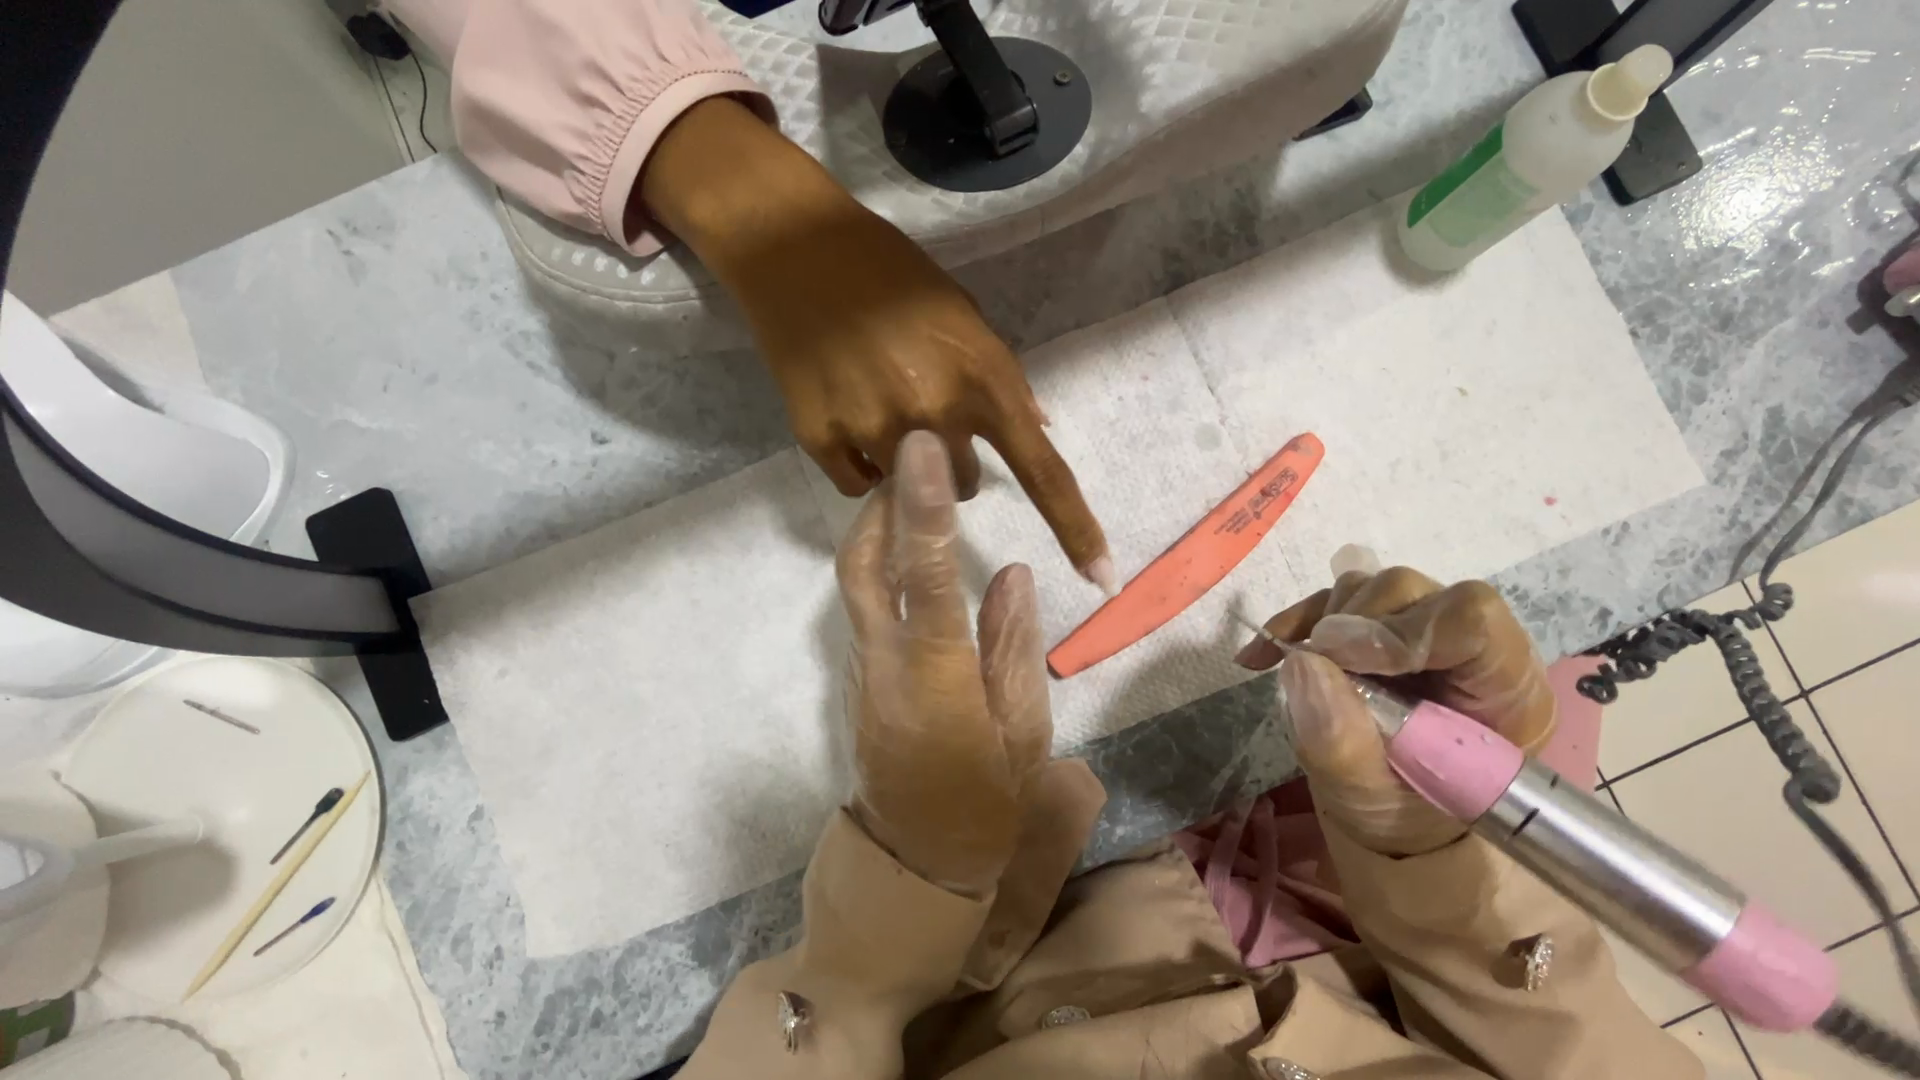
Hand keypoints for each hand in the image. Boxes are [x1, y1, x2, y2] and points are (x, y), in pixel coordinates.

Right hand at [639, 98, 1112, 588]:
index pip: (1042, 470)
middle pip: (965, 488)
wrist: (795, 251)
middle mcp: (934, 416)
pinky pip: (858, 484)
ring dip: (908, 468)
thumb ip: (1003, 382)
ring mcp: (873, 432)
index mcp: (982, 379)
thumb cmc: (894, 277)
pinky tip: (846, 415)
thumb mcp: (966, 317)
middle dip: (955, 465)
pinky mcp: (819, 440)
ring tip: (879, 407)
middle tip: (926, 415)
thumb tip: (1039, 431)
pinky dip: (860, 463)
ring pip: (910, 495)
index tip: (1102, 578)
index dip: (1075, 528)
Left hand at [833, 431, 1052, 894]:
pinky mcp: (856, 676)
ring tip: (914, 488)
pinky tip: (911, 550)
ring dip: (877, 527)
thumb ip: (1013, 647)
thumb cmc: (984, 804)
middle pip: (863, 563)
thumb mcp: (1023, 734)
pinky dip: (881, 563)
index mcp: (935, 675)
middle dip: (882, 501)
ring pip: (856, 581)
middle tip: (912, 454)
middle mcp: (884, 662)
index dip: (923, 507)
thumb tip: (1010, 572)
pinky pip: (863, 604)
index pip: (925, 575)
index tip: (920, 448)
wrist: (913, 862)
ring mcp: (861, 668)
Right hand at [1236, 560, 1556, 854]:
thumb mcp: (1373, 801)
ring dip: (1322, 624)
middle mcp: (1470, 646)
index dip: (1402, 628)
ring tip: (1302, 674)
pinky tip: (1263, 655)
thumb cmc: (1404, 818)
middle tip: (1314, 667)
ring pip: (1370, 588)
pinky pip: (1334, 599)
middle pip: (1412, 593)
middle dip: (1350, 626)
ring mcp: (1422, 630)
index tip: (1341, 659)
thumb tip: (1304, 663)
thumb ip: (1342, 743)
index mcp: (1501, 690)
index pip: (1472, 618)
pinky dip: (1294, 623)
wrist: (1397, 822)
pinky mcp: (1379, 628)